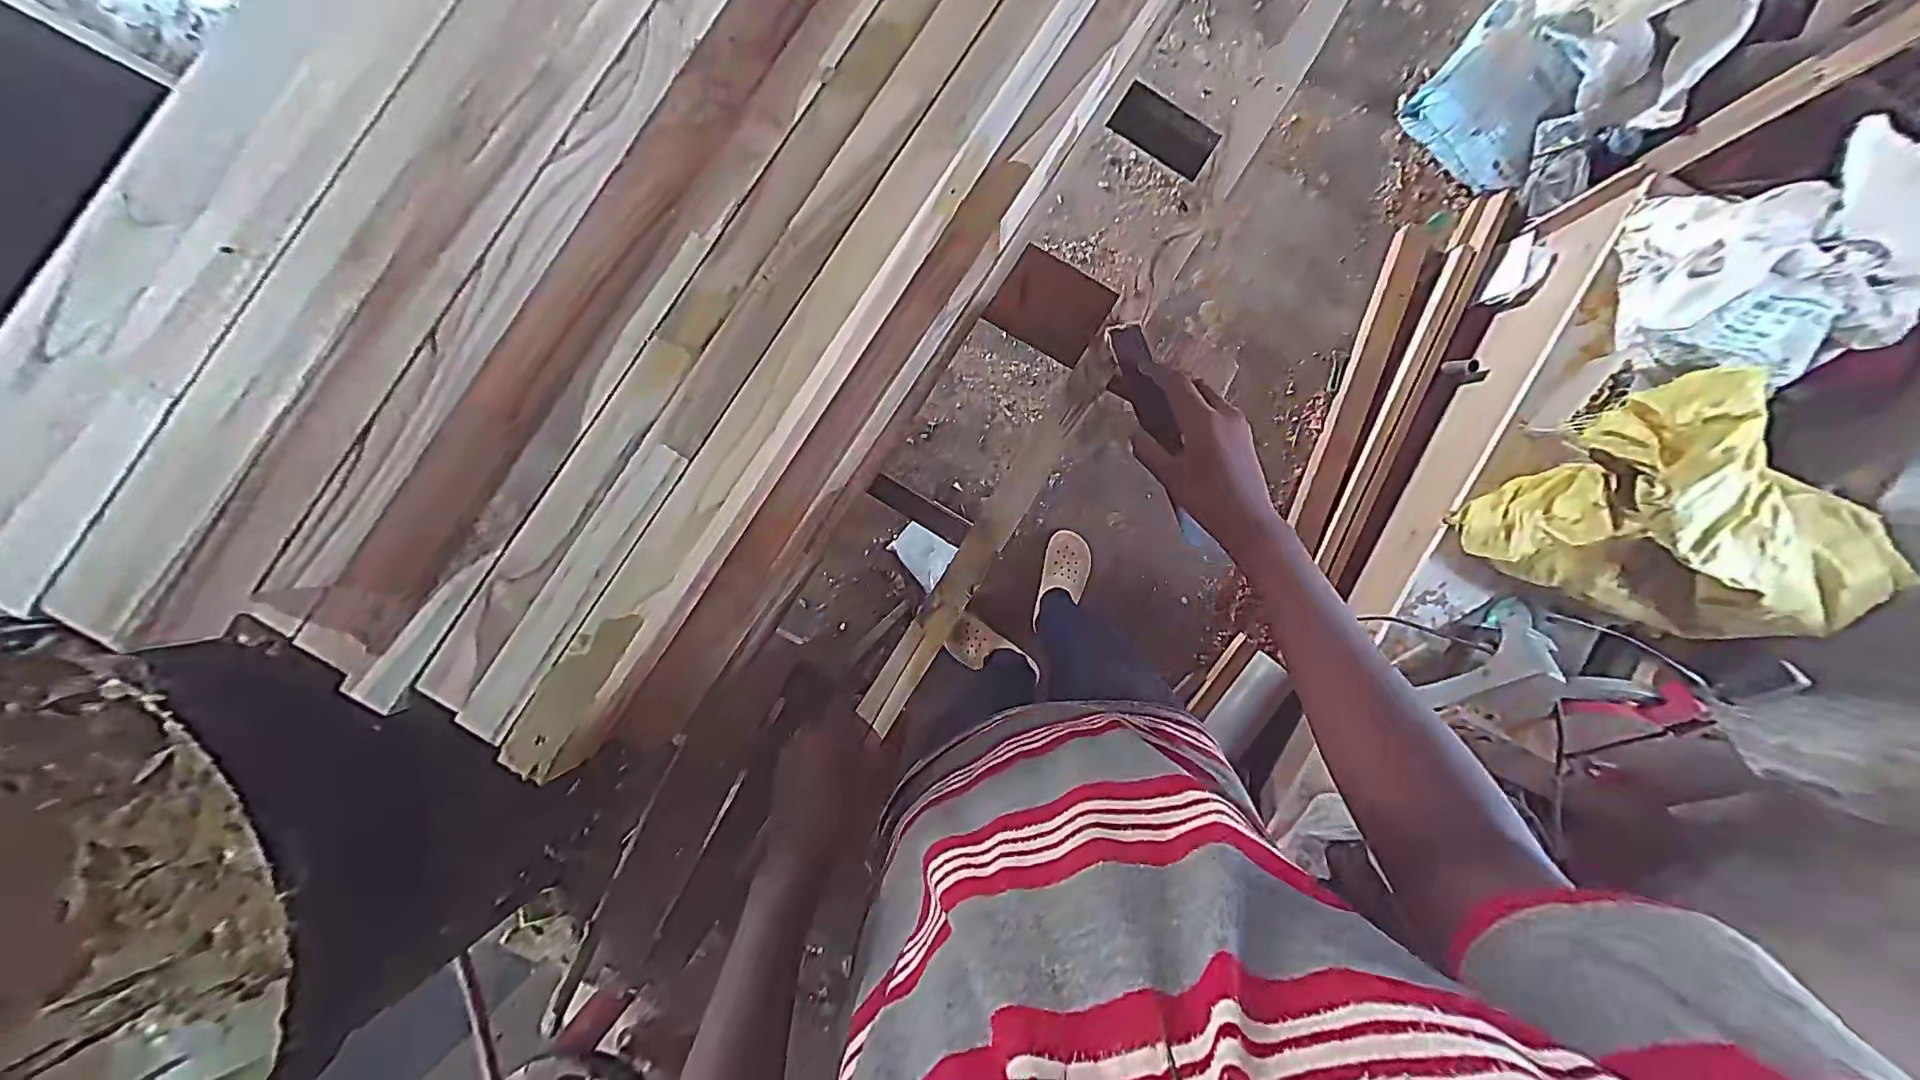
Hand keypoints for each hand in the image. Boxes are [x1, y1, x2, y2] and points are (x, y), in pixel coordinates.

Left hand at [763, 700, 881, 884]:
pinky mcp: (781, 774)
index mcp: (831, 728)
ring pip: (821, 738)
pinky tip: (834, 789)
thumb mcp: (880, 778)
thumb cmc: (847, 818)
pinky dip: (822, 763)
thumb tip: (904, 713)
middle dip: (855, 729)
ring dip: (838, 747)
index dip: (869, 703)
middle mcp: (805, 733)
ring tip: (855, 774)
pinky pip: (809, 756)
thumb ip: (893, 740)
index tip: (884, 714)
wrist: (802, 862)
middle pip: (835, 717)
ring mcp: (789, 753)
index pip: (851, 697)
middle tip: (874, 751)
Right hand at [1129, 366, 1286, 556]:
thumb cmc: (1207, 501)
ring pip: (1208, 397)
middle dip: (1171, 383)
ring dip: (1186, 396)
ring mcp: (1238, 423)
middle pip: (1194, 385)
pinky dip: (1199, 410)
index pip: (1177, 383)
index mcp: (1203, 421)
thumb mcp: (1170, 476)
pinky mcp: (1244, 435)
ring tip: (1165, 410)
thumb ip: (1148, 449)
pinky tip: (1187, 429)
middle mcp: (1224, 414)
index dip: (1156, 373)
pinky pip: (1218, 411)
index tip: (1139, 369)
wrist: (1248, 521)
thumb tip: (1135, 432)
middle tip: (1148, 390)